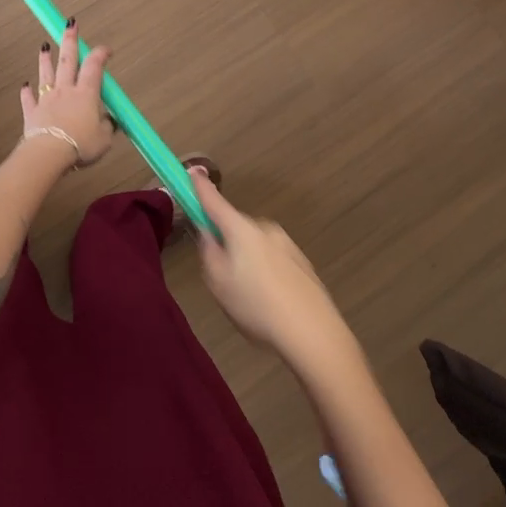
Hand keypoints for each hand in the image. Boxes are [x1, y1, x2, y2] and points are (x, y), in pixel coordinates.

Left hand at [17, 22, 113, 167]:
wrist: (49, 153)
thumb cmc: (81, 144)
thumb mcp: (103, 139)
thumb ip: (107, 126)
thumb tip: (109, 121)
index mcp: (86, 93)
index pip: (94, 67)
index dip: (100, 54)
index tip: (106, 49)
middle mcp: (65, 90)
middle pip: (67, 60)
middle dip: (70, 40)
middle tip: (70, 24)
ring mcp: (46, 99)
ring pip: (46, 74)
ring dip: (45, 59)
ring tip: (44, 46)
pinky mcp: (32, 111)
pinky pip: (29, 99)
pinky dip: (27, 92)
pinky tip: (25, 86)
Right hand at [194, 173, 357, 373]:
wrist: (315, 335)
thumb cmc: (257, 305)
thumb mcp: (218, 282)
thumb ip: (208, 252)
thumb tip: (208, 234)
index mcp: (241, 229)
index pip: (214, 200)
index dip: (199, 186)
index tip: (190, 171)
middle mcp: (265, 229)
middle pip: (235, 228)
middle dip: (226, 245)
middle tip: (222, 280)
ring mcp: (288, 246)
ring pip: (254, 247)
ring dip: (247, 263)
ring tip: (250, 301)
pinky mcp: (303, 266)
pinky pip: (273, 263)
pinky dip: (265, 276)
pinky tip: (270, 305)